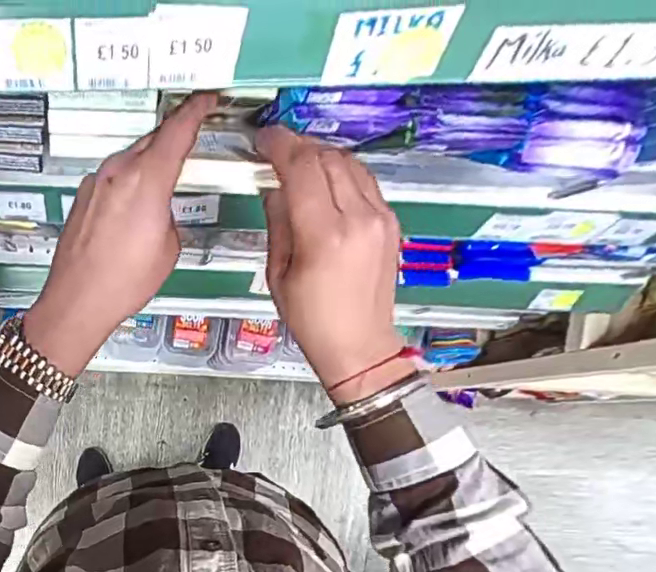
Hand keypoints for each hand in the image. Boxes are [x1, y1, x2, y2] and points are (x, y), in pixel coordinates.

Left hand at [22, 94, 214, 374]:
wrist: (79, 300)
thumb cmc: (119, 282)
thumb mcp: (167, 251)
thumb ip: (170, 218)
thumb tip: (163, 214)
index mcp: (147, 180)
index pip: (178, 129)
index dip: (196, 110)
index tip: (206, 100)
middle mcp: (119, 173)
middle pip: (153, 140)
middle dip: (174, 136)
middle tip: (190, 135)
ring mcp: (97, 183)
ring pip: (131, 159)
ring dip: (150, 163)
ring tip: (164, 180)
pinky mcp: (84, 197)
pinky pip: (114, 179)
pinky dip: (129, 184)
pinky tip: (135, 209)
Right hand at [257, 127, 409, 403]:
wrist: (359, 346)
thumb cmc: (317, 323)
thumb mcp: (279, 277)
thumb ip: (278, 225)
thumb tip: (276, 190)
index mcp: (323, 237)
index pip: (301, 167)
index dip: (279, 145)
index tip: (265, 141)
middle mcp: (357, 221)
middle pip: (326, 157)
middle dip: (299, 149)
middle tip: (280, 153)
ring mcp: (379, 220)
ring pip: (349, 163)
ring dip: (323, 158)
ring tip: (303, 168)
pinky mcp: (390, 224)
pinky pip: (366, 182)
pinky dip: (344, 175)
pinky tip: (329, 187)